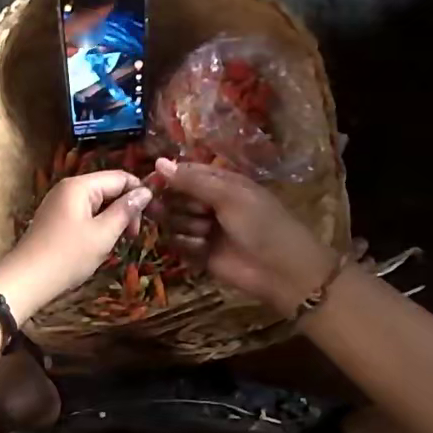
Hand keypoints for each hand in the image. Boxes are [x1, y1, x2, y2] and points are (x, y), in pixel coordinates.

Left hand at [0, 170, 151, 318]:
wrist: (27, 280)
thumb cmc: (68, 256)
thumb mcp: (103, 233)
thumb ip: (126, 210)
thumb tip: (146, 192)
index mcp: (80, 186)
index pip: (120, 177)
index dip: (140, 193)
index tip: (154, 217)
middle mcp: (69, 188)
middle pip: (108, 188)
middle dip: (126, 208)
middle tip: (134, 235)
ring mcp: (60, 204)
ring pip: (98, 203)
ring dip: (113, 219)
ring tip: (118, 242)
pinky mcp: (56, 219)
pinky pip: (85, 214)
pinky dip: (98, 226)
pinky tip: (100, 245)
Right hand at [153, 158, 337, 315]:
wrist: (280, 270)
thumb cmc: (261, 224)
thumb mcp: (229, 196)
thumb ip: (193, 181)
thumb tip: (158, 161)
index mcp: (221, 183)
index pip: (186, 173)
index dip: (169, 176)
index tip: (151, 181)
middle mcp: (210, 203)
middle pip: (176, 197)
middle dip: (173, 202)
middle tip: (185, 208)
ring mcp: (205, 229)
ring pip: (174, 220)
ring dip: (183, 224)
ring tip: (204, 231)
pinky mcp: (201, 254)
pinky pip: (178, 244)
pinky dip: (185, 244)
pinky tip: (201, 247)